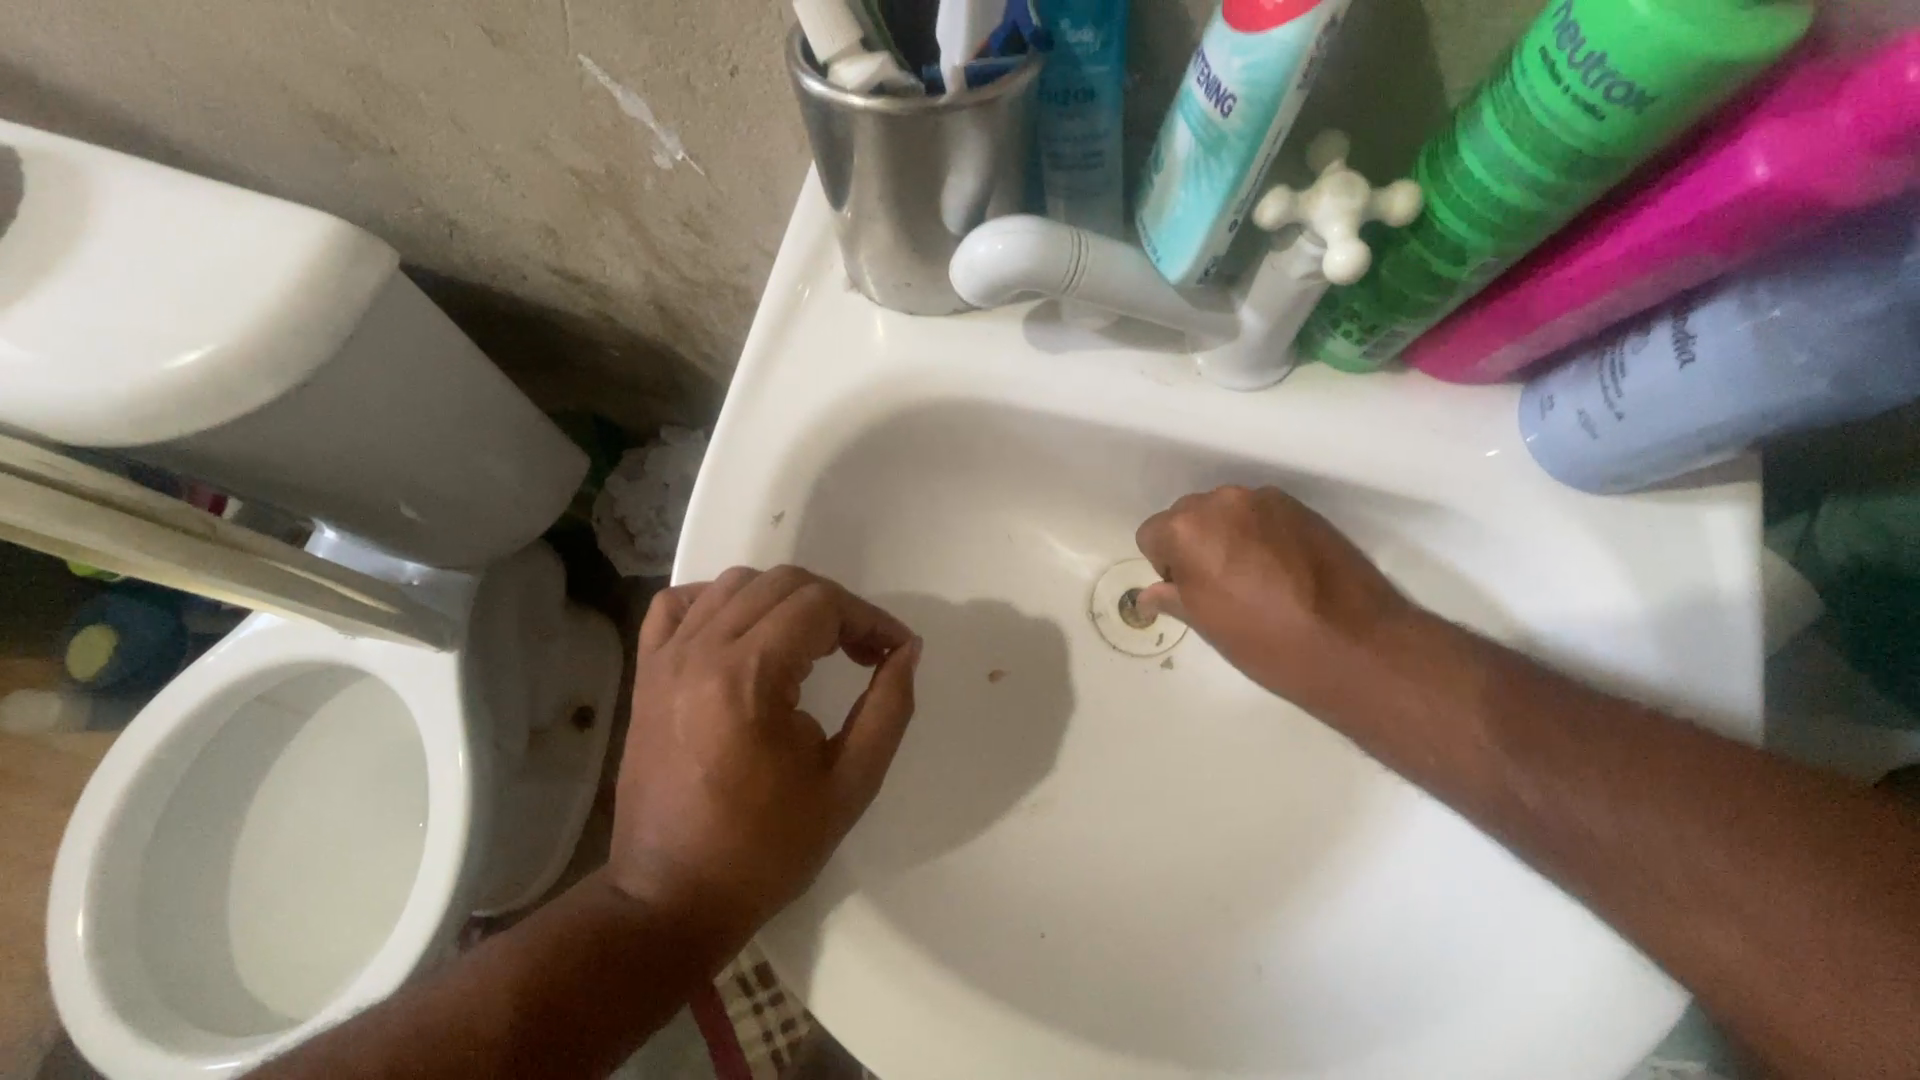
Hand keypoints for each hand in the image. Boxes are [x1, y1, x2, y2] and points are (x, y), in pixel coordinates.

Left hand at [609, 566, 921, 934]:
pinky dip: (719, 602)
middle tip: (864, 653)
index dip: (870, 620)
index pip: (821, 606)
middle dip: (836, 608)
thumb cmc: (767, 849)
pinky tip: (745, 632)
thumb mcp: (850, 783)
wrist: (673, 896)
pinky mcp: (646, 674)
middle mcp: (701, 651)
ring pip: (735, 584)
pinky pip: (679, 605)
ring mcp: (665, 659)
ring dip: (785, 601)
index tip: (896, 652)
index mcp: (748, 677)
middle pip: (782, 584)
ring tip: (813, 646)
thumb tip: (907, 650)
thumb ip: (889, 708)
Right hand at [1134, 486, 1414, 707]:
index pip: (1152, 535)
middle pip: (1188, 517)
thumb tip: (1150, 595)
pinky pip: (1261, 515)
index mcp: (1187, 529)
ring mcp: (1264, 501)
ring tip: (1253, 578)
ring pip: (1226, 513)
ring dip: (1228, 537)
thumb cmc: (1265, 640)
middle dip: (1194, 545)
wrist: (1353, 643)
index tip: (1188, 592)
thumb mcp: (1207, 626)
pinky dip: (1261, 534)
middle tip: (1218, 586)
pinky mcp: (1300, 507)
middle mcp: (1221, 502)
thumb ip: (1173, 598)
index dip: (1165, 566)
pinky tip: (1281, 570)